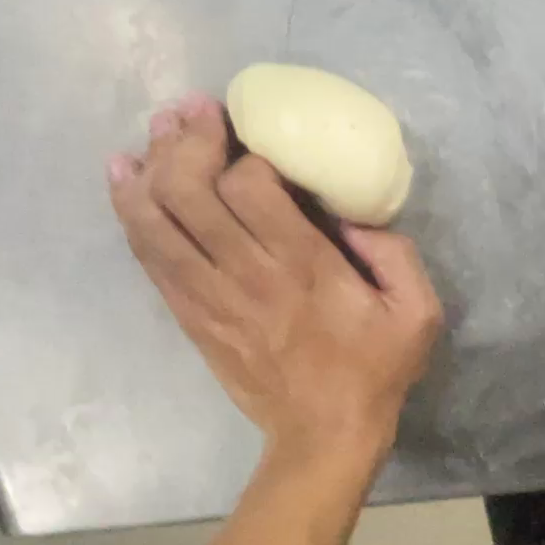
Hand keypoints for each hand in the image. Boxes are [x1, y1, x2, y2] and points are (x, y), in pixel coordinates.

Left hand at [107, 93, 441, 473]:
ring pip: (157, 214)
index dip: (249, 153)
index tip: (259, 138)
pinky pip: (147, 251)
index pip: (253, 189)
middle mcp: (249, 273)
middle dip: (188, 139)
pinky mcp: (191, 313)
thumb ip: (397, 257)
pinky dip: (129, 208)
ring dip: (149, 164)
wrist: (326, 432)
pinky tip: (125, 176)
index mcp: (308, 269)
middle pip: (192, 189)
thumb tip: (356, 217)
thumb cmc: (377, 371)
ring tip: (158, 131)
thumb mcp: (419, 315)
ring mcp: (211, 294)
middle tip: (197, 111)